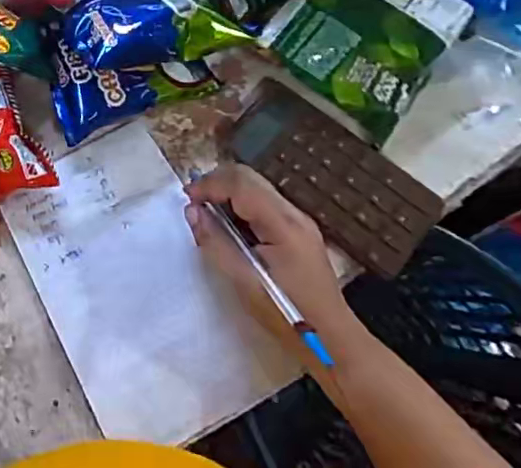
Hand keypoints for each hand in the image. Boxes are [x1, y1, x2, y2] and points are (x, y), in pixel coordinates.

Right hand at [185, 164, 349, 332]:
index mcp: (284, 224)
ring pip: (255, 186)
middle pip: (249, 177)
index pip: (241, 184)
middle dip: (216, 183)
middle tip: (194, 203)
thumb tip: (192, 211)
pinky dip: (240, 203)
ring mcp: (299, 221)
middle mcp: (294, 214)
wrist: (334, 342)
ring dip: (227, 192)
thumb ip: (215, 242)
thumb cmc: (287, 315)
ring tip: (208, 213)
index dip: (209, 185)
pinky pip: (262, 202)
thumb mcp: (244, 281)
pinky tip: (230, 225)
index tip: (187, 200)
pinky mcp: (298, 230)